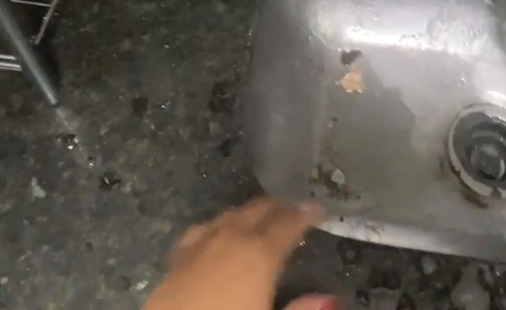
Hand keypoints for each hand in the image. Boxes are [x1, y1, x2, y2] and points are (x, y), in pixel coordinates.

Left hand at [143, 197, 333, 309]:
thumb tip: (329, 299)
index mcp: (259, 255)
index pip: (288, 224)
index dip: (305, 214)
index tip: (318, 207)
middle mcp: (231, 239)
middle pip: (258, 210)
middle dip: (278, 206)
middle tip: (294, 208)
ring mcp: (200, 245)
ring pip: (230, 215)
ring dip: (249, 213)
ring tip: (261, 217)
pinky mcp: (176, 259)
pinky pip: (202, 230)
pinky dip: (218, 226)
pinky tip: (217, 233)